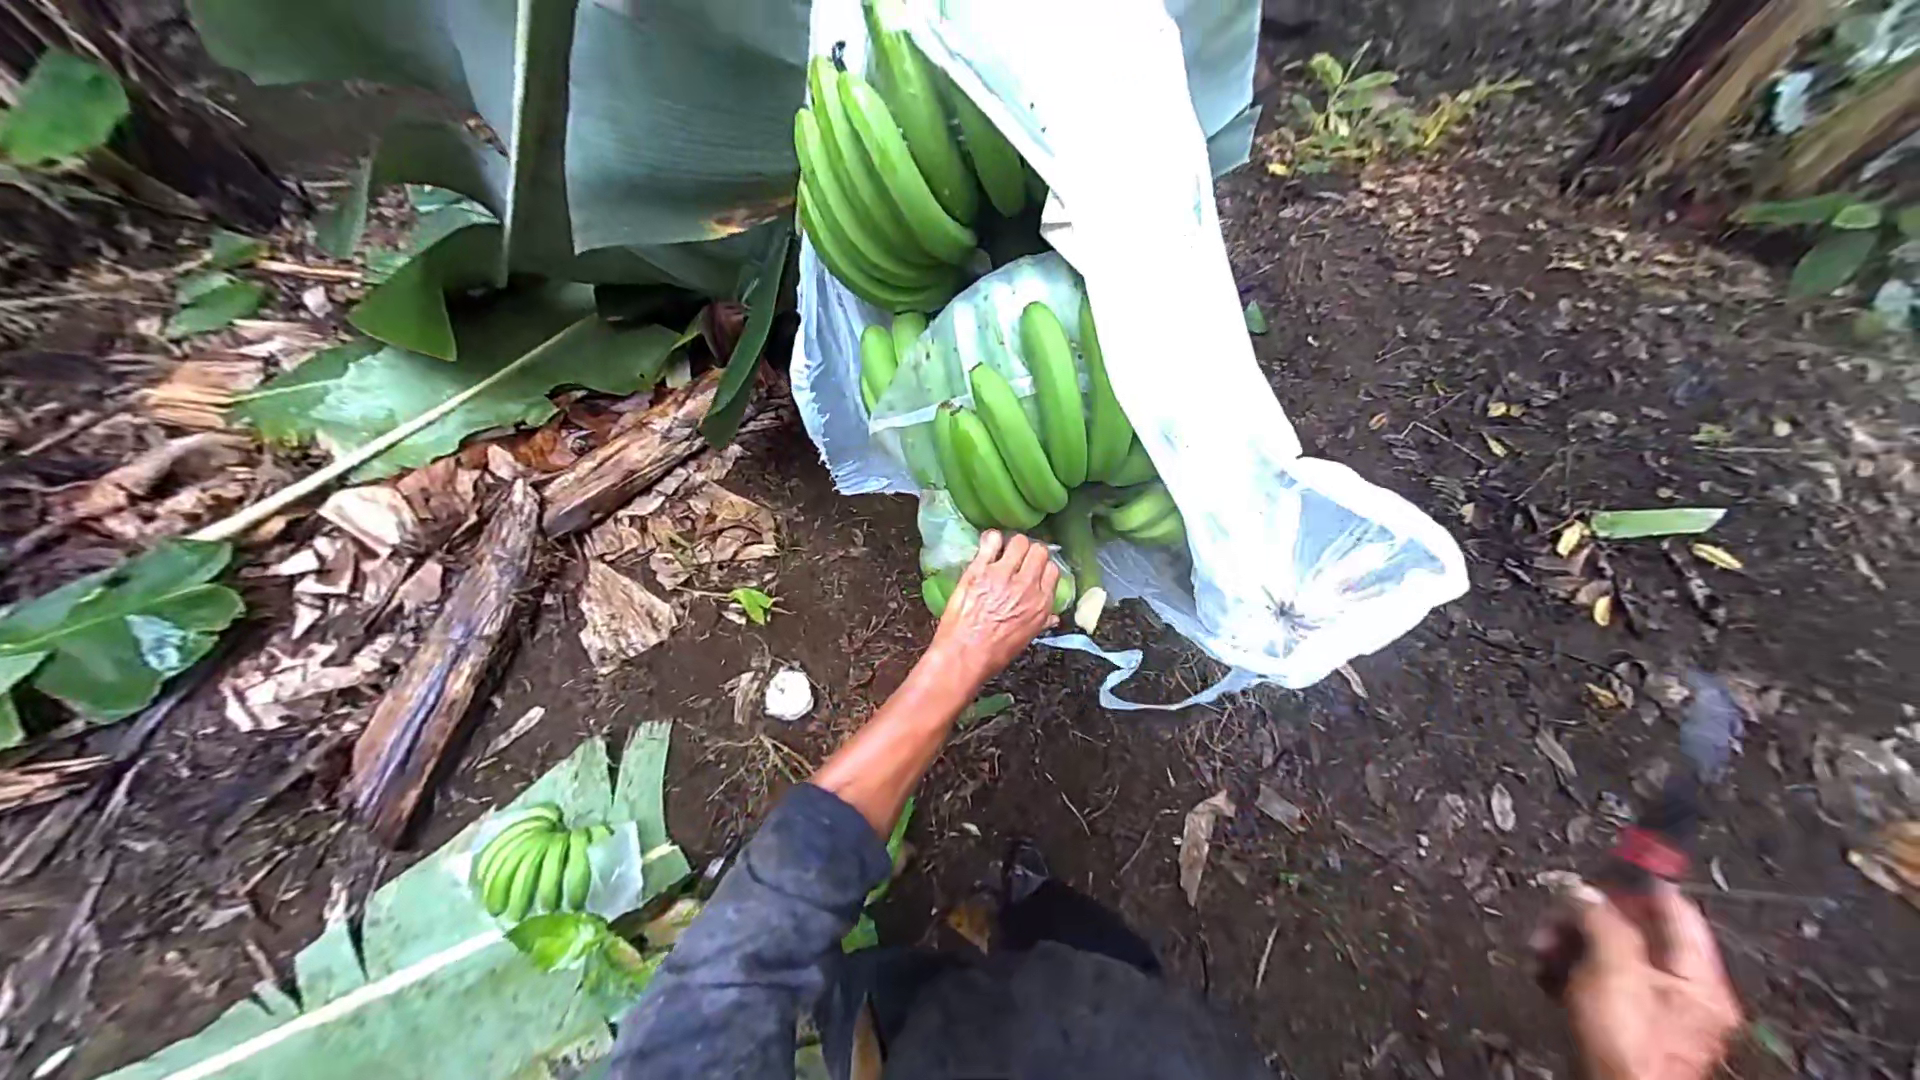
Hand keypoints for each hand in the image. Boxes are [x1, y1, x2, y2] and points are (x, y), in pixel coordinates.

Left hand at [928, 530, 1058, 688]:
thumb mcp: (1026, 638)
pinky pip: (991, 540)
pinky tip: (988, 545)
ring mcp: (1002, 574)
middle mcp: (1026, 585)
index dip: (1043, 567)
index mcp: (1041, 603)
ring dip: (1013, 544)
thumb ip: (1041, 621)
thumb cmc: (994, 652)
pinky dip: (991, 539)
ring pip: (1019, 541)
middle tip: (1018, 559)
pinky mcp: (979, 569)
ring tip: (1004, 551)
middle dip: (1030, 552)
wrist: (964, 654)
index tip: (1034, 569)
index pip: (1053, 570)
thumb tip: (1051, 616)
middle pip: (1038, 551)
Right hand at [1537, 882, 1741, 1079]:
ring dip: (1566, 936)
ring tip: (1542, 944)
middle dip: (1583, 913)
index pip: (1674, 909)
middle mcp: (1679, 985)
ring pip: (1604, 944)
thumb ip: (1600, 920)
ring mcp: (1650, 998)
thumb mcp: (1612, 967)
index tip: (1614, 857)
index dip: (1641, 881)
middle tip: (1555, 913)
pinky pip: (1592, 967)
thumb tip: (1580, 888)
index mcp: (1694, 975)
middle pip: (1630, 925)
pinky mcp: (1621, 1008)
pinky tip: (1546, 964)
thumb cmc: (1626, 1038)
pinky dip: (1566, 959)